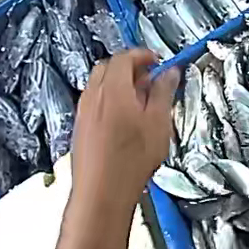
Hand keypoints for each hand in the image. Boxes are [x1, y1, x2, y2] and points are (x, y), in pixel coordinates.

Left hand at [69, 52, 179, 223]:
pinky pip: (93, 101)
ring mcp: (83, 111)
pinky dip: (108, 99)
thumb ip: (164, 92)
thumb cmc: (132, 159)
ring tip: (139, 101)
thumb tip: (170, 72)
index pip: (124, 57)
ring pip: (99, 84)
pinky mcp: (79, 127)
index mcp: (113, 88)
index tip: (156, 60)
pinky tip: (123, 119)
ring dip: (118, 84)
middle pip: (108, 67)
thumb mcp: (159, 122)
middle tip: (148, 78)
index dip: (142, 55)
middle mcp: (93, 95)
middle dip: (128, 67)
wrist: (101, 193)